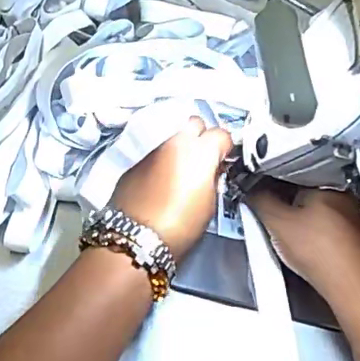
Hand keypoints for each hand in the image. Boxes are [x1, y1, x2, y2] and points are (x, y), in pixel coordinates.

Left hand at [109, 119, 232, 254]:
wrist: (135, 237)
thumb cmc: (182, 225)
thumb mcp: (210, 203)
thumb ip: (214, 178)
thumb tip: (212, 170)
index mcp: (200, 150)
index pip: (222, 134)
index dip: (225, 148)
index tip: (223, 162)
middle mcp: (175, 141)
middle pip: (195, 123)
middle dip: (201, 137)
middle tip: (202, 161)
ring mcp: (152, 149)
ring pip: (172, 138)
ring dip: (179, 150)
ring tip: (179, 175)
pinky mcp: (134, 162)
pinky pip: (155, 154)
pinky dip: (161, 163)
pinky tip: (159, 184)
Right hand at [247, 185, 359, 301]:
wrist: (351, 287)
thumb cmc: (323, 253)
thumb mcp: (278, 223)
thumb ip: (259, 202)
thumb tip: (249, 191)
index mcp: (326, 184)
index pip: (290, 174)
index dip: (268, 183)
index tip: (256, 194)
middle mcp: (342, 198)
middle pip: (301, 194)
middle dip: (282, 205)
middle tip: (268, 219)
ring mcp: (348, 219)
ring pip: (312, 214)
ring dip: (295, 224)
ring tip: (284, 239)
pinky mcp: (349, 240)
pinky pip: (321, 231)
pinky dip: (309, 238)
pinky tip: (302, 252)